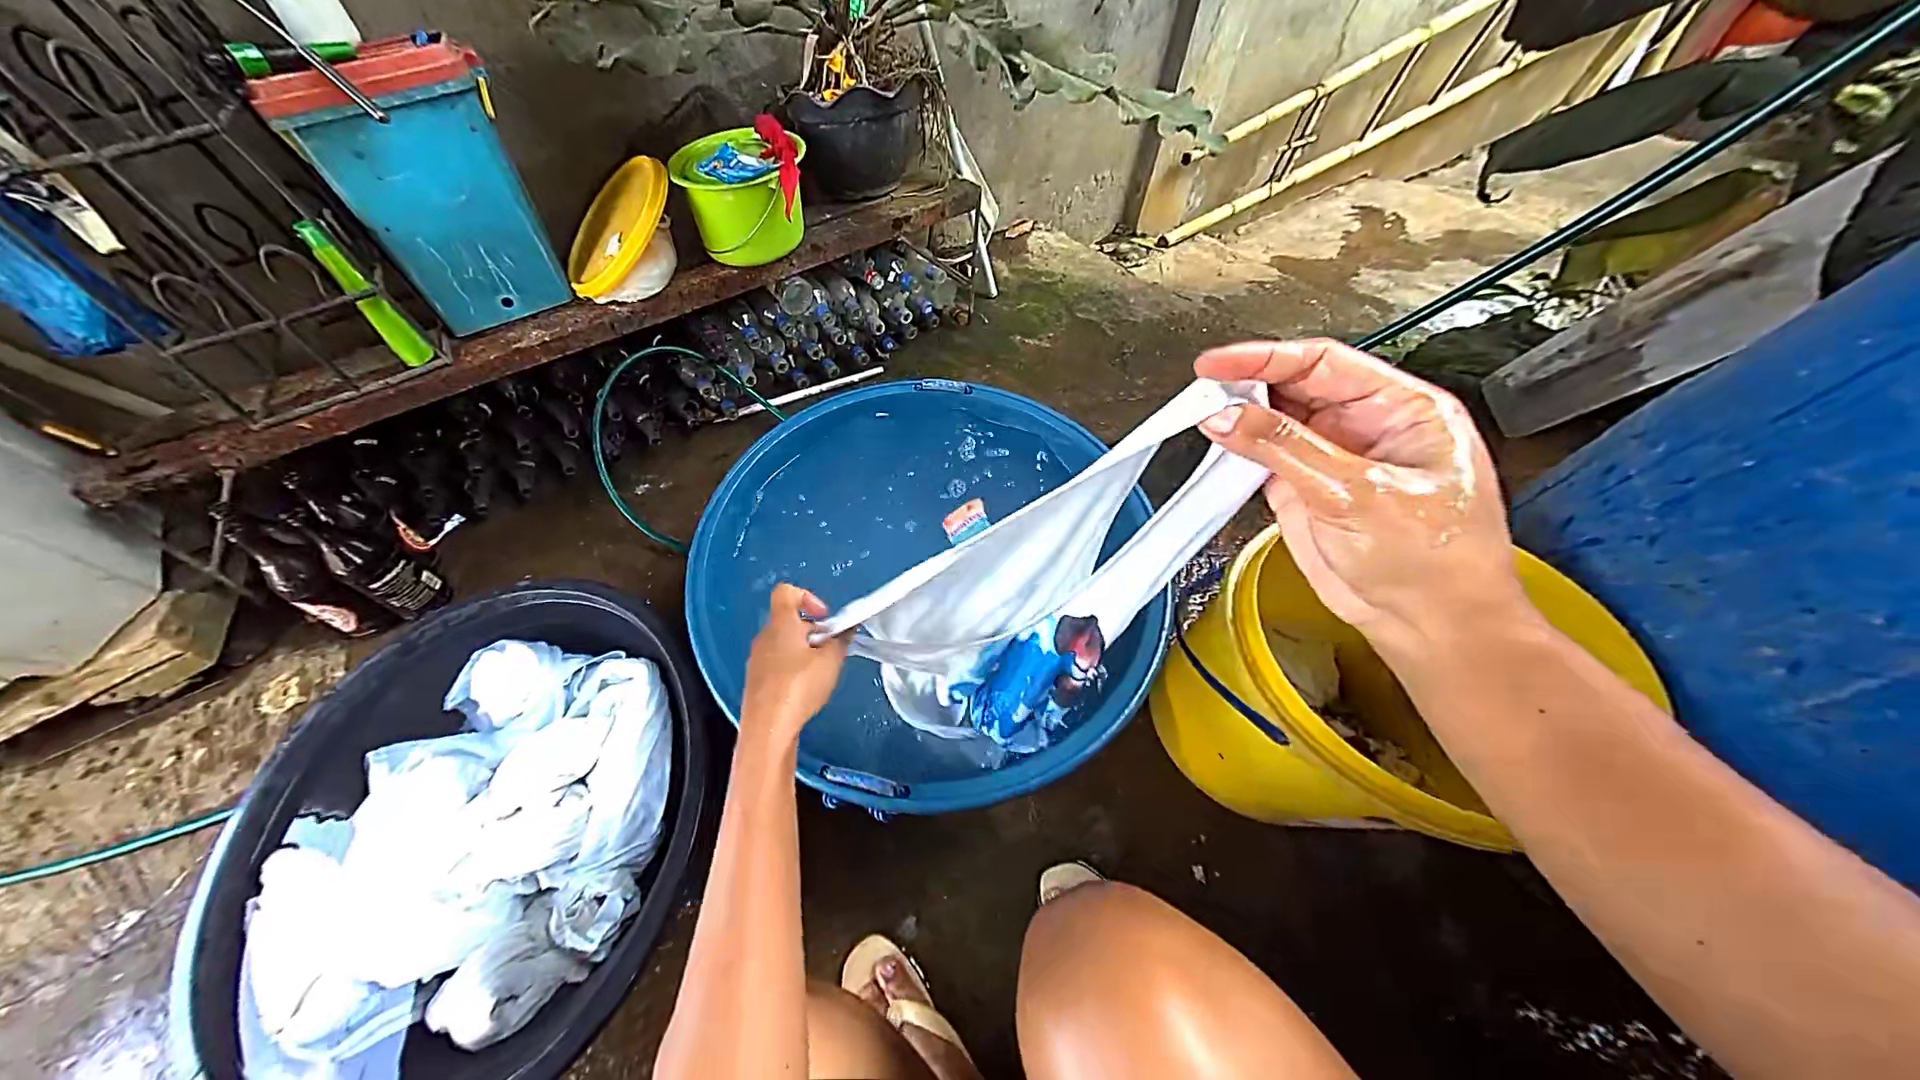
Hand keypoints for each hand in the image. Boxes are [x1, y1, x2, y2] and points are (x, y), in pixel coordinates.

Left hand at [741, 584, 850, 747]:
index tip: (825, 617)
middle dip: (814, 632)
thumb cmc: (798, 687)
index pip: (786, 592)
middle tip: (831, 651)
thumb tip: (846, 630)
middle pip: (790, 622)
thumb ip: (841, 640)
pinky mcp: (757, 682)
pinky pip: (777, 665)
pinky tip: (805, 690)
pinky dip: (793, 670)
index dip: (808, 597)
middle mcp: (764, 638)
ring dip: (805, 652)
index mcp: (781, 625)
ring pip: (784, 645)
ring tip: (821, 674)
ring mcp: (757, 660)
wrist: (767, 728)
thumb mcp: (831, 661)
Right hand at [1195, 339, 1525, 645]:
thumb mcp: (1356, 493)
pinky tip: (1223, 452)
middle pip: (1295, 388)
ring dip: (1241, 422)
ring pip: (1274, 424)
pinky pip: (1264, 462)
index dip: (1267, 358)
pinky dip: (1239, 456)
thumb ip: (1286, 449)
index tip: (1222, 363)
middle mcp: (1365, 429)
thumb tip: (1232, 417)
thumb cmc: (1436, 563)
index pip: (1324, 363)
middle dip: (1249, 387)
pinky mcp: (1306, 493)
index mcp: (1400, 410)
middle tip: (1208, 393)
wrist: (1427, 624)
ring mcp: (1332, 461)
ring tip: (1208, 419)